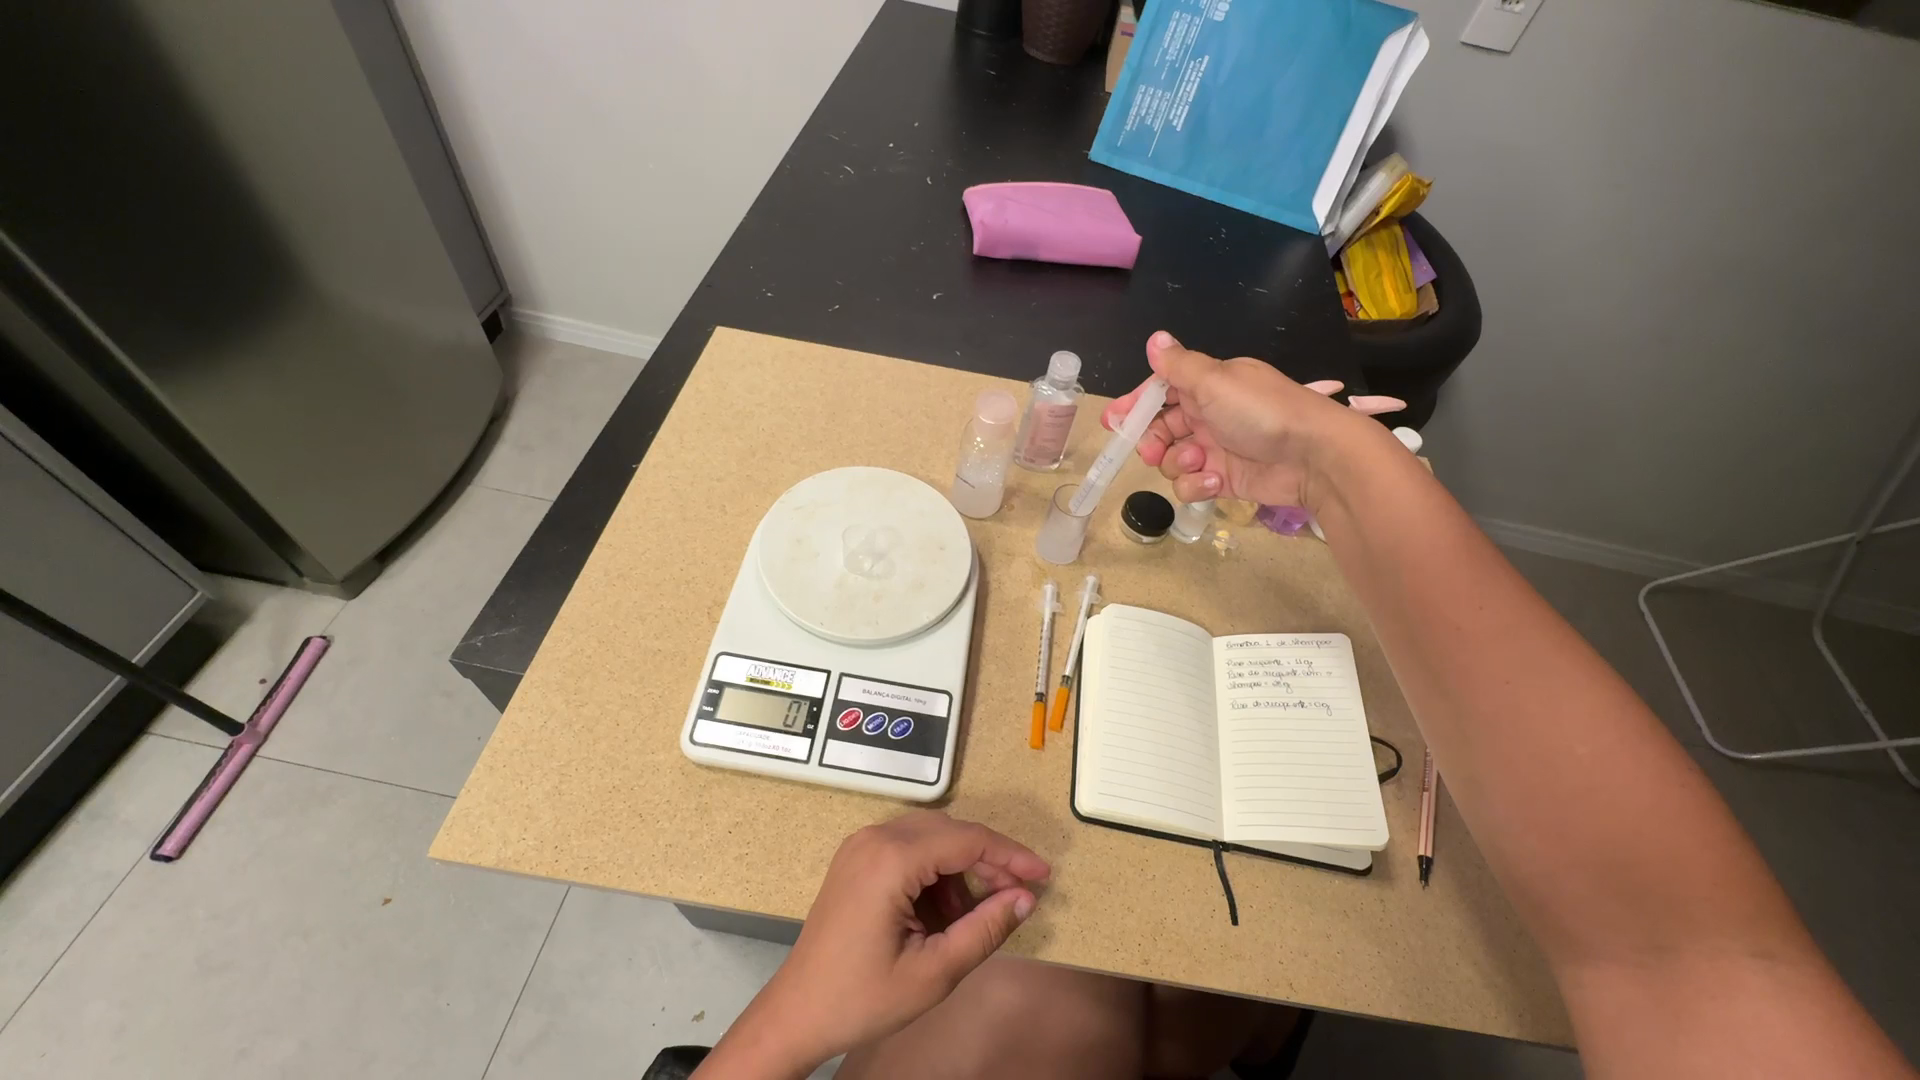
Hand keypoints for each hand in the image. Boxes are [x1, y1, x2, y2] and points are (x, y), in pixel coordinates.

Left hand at [701, 812, 1049, 1075]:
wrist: (797, 1013)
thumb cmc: (862, 998)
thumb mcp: (934, 972)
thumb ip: (985, 930)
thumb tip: (1026, 898)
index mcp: (891, 859)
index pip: (967, 840)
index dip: (1012, 855)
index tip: (1044, 875)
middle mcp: (874, 837)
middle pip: (950, 831)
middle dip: (989, 860)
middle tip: (1018, 897)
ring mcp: (861, 845)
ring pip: (931, 837)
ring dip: (961, 868)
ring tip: (973, 917)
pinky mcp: (856, 858)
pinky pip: (909, 848)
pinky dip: (935, 873)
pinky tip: (942, 913)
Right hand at [1101, 331, 1395, 508]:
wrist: (1313, 455)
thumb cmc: (1262, 411)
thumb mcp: (1215, 381)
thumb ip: (1178, 365)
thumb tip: (1154, 338)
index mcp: (1207, 385)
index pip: (1160, 391)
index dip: (1134, 405)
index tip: (1113, 421)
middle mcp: (1209, 414)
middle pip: (1160, 428)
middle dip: (1150, 440)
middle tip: (1151, 449)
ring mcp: (1215, 449)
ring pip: (1171, 459)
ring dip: (1176, 463)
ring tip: (1199, 462)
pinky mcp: (1223, 479)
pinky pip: (1191, 484)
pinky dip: (1196, 485)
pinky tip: (1214, 481)